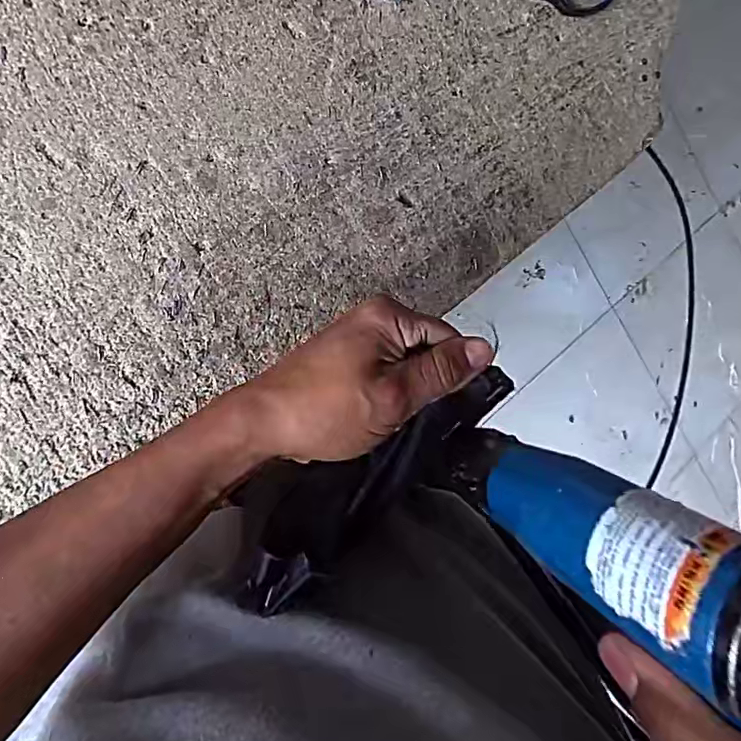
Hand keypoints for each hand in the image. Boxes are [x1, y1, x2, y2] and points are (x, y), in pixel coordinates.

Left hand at [224, 295, 494, 461]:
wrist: (259, 425)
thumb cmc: (317, 410)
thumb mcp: (393, 395)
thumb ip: (441, 372)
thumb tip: (481, 350)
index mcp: (387, 315)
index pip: (448, 338)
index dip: (450, 374)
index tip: (438, 401)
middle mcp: (373, 316)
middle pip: (428, 349)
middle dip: (423, 383)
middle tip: (400, 409)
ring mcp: (358, 334)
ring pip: (407, 363)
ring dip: (403, 390)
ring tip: (377, 411)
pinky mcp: (348, 354)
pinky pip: (386, 369)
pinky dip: (384, 390)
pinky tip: (365, 410)